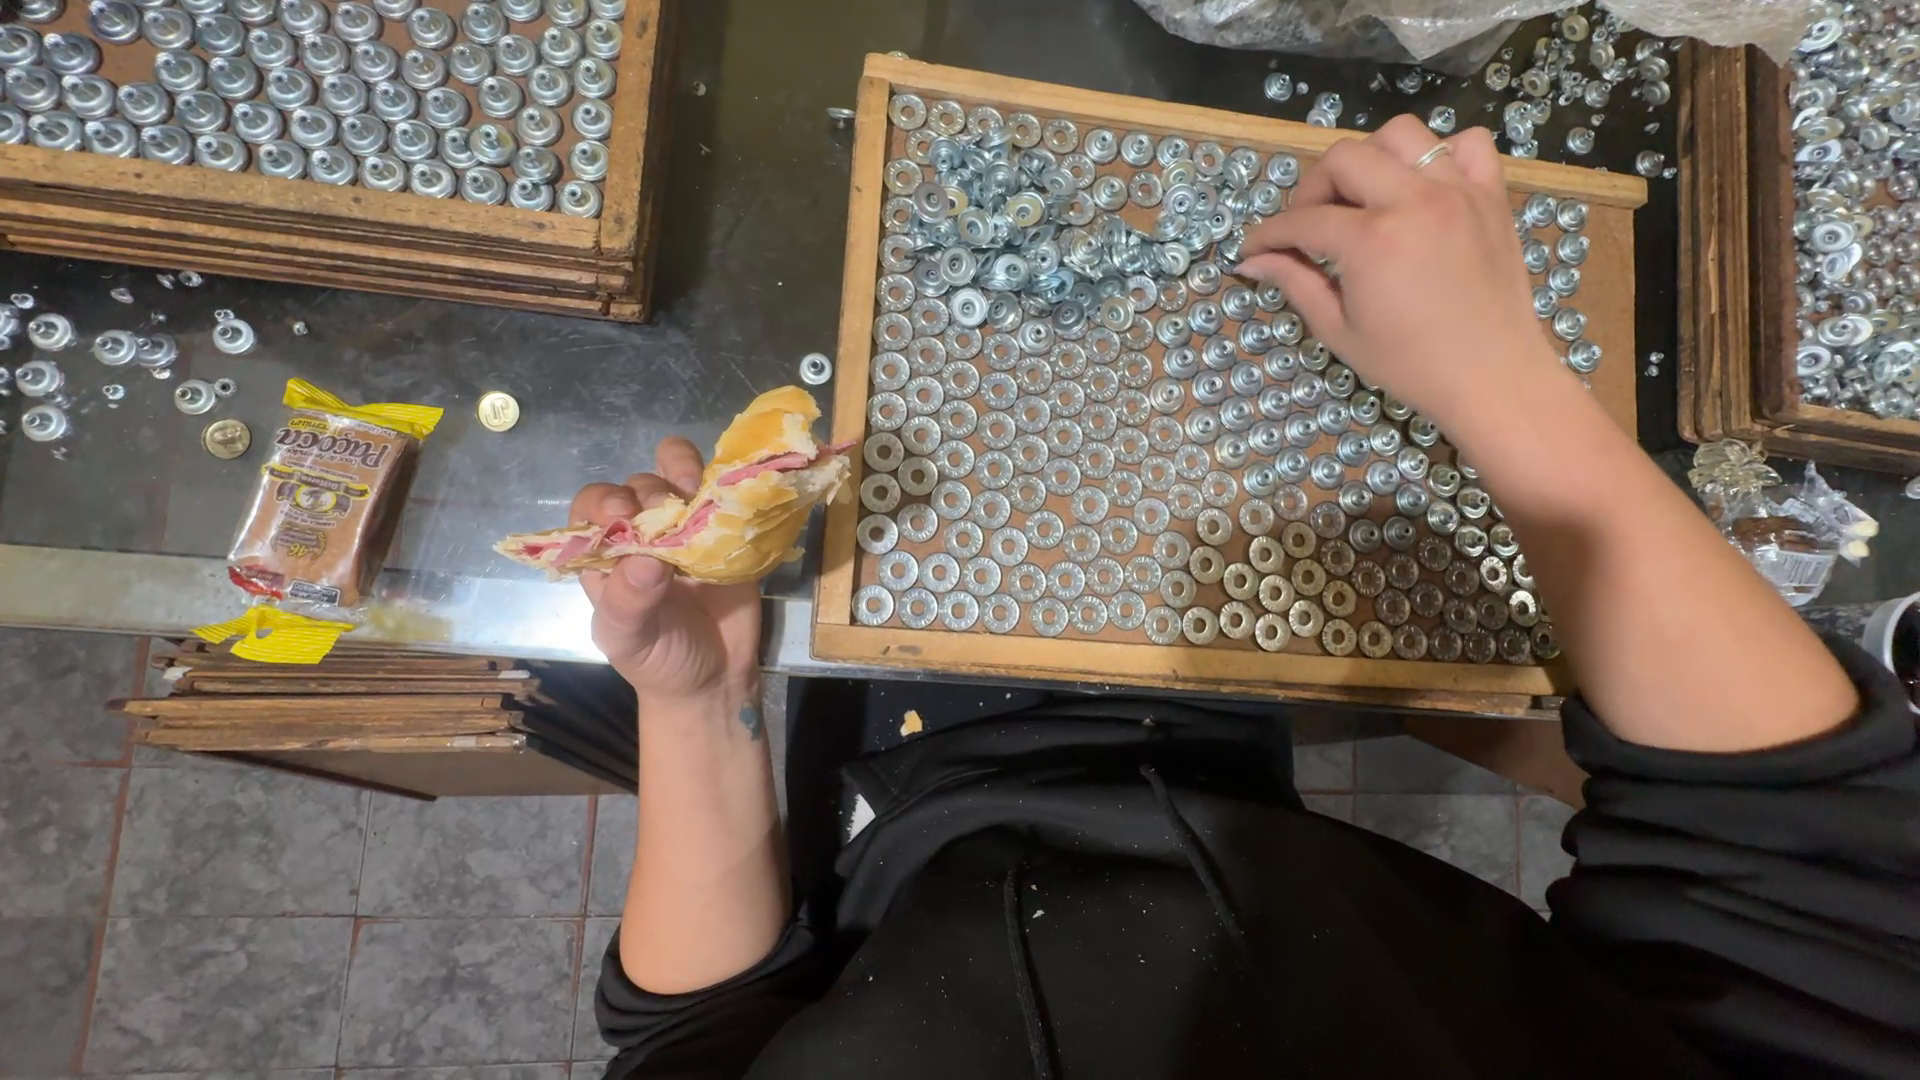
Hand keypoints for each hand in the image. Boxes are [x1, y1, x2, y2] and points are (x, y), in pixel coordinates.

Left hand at [570, 437, 761, 708]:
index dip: (603, 502)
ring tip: (695, 489)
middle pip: (637, 486)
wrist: (717, 680)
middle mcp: (643, 533)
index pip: (591, 509)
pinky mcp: (726, 530)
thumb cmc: (660, 661)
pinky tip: (728, 494)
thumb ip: (628, 602)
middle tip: (667, 513)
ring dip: (682, 470)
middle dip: (649, 492)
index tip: (621, 513)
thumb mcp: (630, 641)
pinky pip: (722, 493)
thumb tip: (645, 559)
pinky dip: (724, 483)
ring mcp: (687, 528)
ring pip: (676, 475)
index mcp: (607, 555)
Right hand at [1237, 115, 1566, 433]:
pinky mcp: (1490, 194)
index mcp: (1371, 241)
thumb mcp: (1338, 329)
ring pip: (1400, 135)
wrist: (1490, 373)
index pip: (1302, 220)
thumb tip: (1253, 262)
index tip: (1252, 249)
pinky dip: (1437, 155)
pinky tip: (1419, 189)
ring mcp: (1457, 190)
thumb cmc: (1407, 363)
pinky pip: (1465, 144)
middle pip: (1344, 157)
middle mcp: (1413, 200)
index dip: (1267, 234)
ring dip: (1368, 159)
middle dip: (1312, 188)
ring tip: (1360, 199)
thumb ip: (1295, 284)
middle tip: (1305, 225)